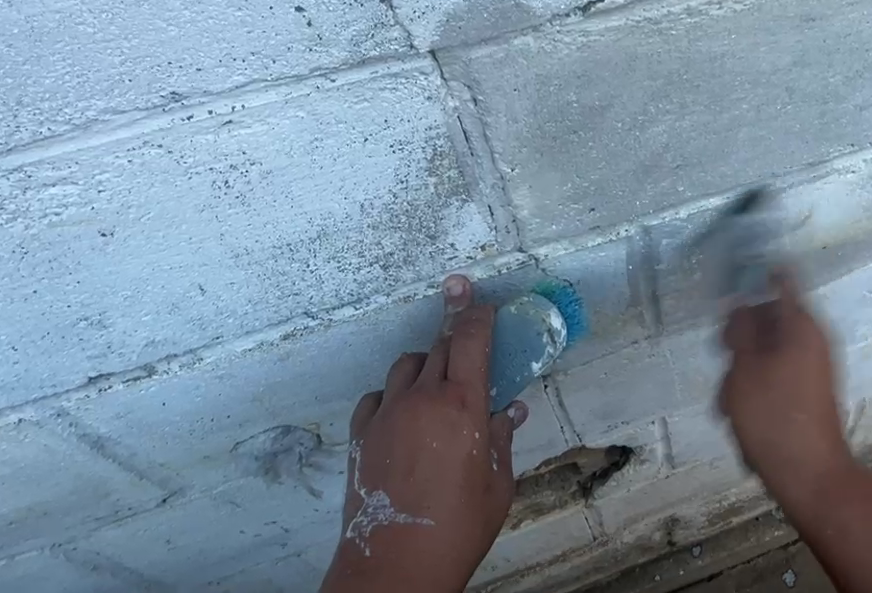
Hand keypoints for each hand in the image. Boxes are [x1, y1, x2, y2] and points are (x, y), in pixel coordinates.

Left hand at [321, 274, 527, 592]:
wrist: (394, 569)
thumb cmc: (457, 529)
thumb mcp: (497, 485)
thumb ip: (502, 440)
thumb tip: (510, 413)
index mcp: (463, 405)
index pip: (470, 337)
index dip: (478, 314)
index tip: (485, 304)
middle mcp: (423, 399)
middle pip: (440, 344)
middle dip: (458, 340)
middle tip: (470, 351)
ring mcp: (387, 414)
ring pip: (407, 364)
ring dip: (427, 365)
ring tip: (438, 388)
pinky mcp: (362, 435)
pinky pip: (378, 396)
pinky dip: (394, 395)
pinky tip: (404, 416)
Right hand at [718, 271, 854, 502]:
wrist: (812, 478)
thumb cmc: (775, 418)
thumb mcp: (744, 368)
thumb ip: (740, 328)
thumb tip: (741, 303)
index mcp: (802, 324)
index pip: (779, 278)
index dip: (752, 278)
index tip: (729, 295)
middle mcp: (812, 339)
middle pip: (767, 320)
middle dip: (739, 342)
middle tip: (725, 364)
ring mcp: (813, 367)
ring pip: (766, 353)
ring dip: (742, 374)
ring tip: (731, 405)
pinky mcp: (809, 393)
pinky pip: (776, 377)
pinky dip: (756, 391)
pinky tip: (742, 418)